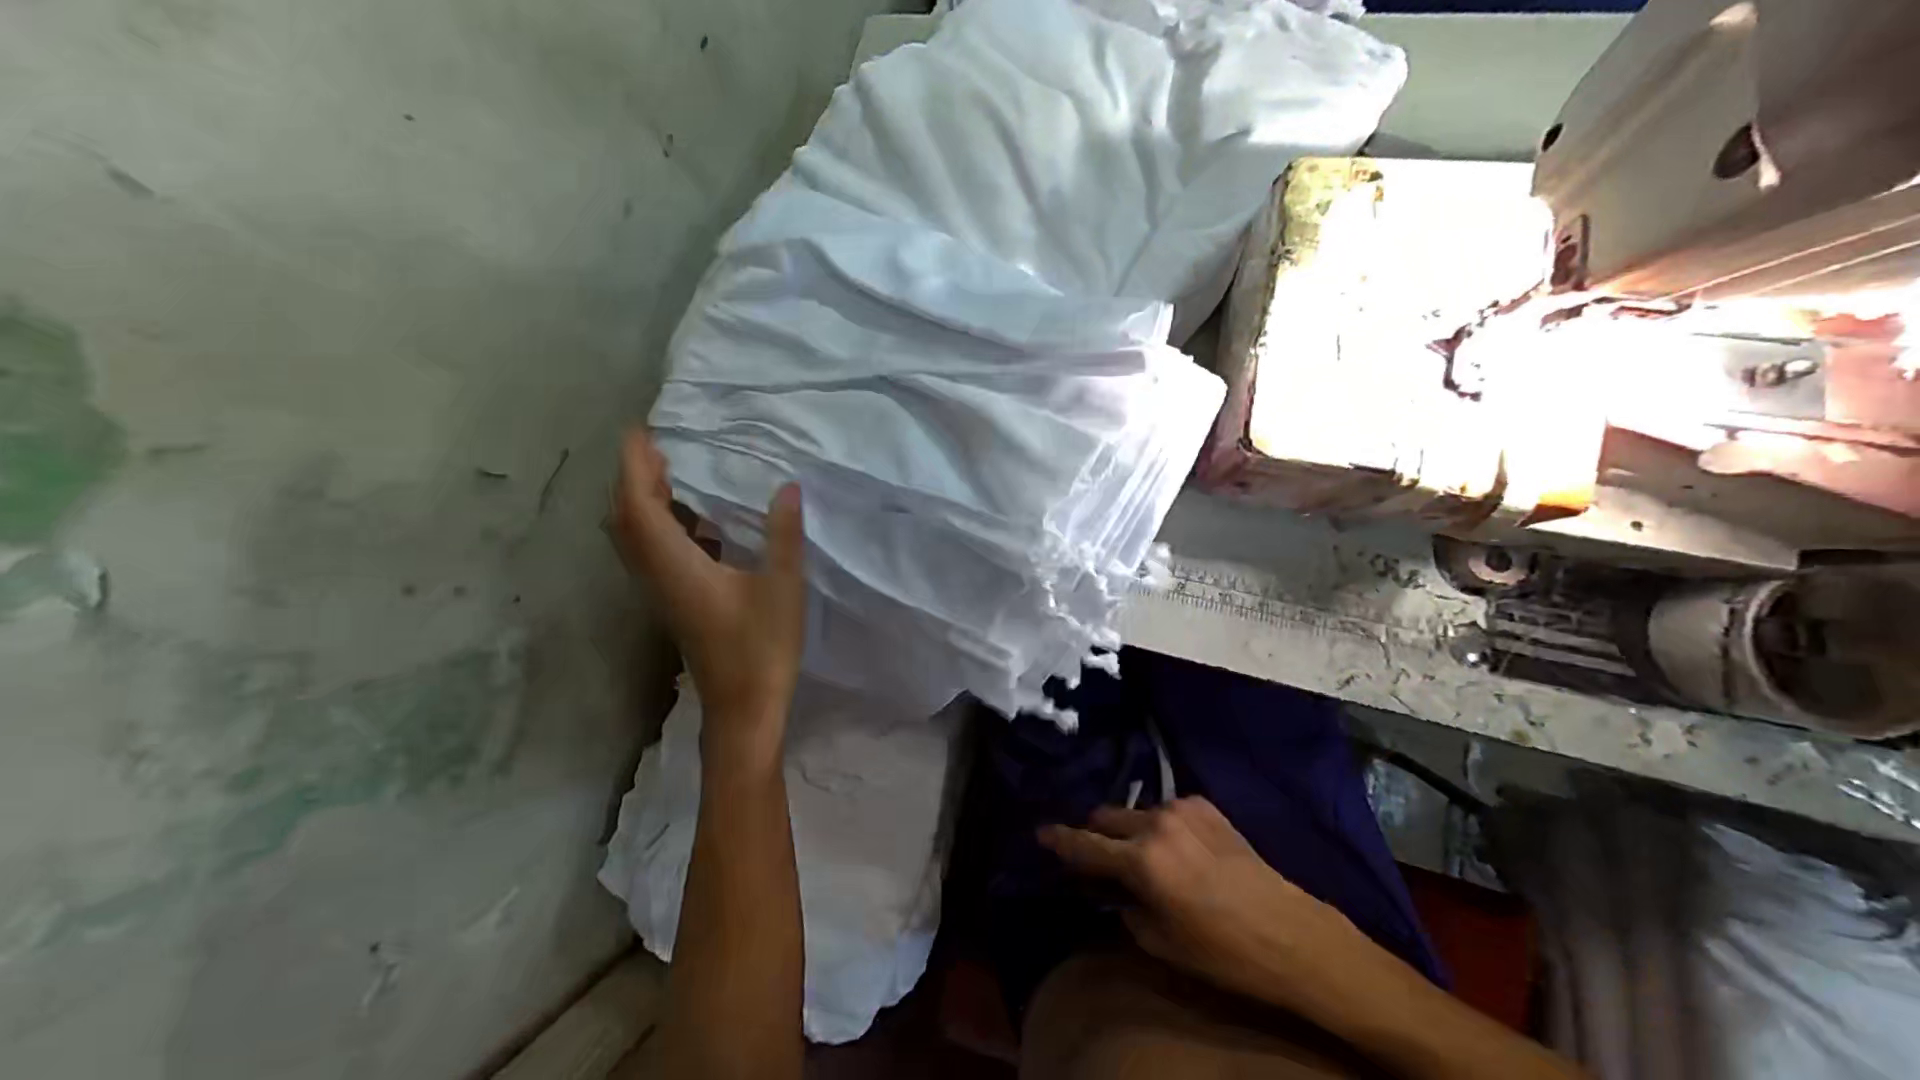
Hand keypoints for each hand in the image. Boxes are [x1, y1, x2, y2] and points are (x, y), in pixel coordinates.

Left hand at [613, 429, 806, 761]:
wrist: (743, 708)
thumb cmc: (762, 649)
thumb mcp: (782, 587)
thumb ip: (783, 534)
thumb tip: (787, 488)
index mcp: (677, 567)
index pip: (640, 506)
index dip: (636, 466)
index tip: (642, 431)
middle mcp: (658, 576)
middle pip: (626, 520)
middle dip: (634, 479)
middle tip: (657, 448)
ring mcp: (663, 593)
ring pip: (636, 538)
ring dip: (644, 502)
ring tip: (671, 475)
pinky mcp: (675, 604)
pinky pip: (653, 554)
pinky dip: (662, 527)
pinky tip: (697, 523)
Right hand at [1038, 797, 1357, 1014]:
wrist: (1292, 933)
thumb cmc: (1223, 952)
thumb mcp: (1160, 942)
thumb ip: (1125, 907)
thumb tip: (1112, 890)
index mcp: (1141, 861)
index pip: (1084, 844)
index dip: (1058, 840)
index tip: (1040, 833)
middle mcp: (1156, 823)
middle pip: (1105, 817)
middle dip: (1093, 833)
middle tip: (1091, 854)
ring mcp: (1183, 808)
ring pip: (1135, 811)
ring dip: (1128, 830)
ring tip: (1138, 854)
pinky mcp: (1207, 805)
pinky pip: (1166, 810)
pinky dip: (1158, 825)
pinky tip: (1173, 847)